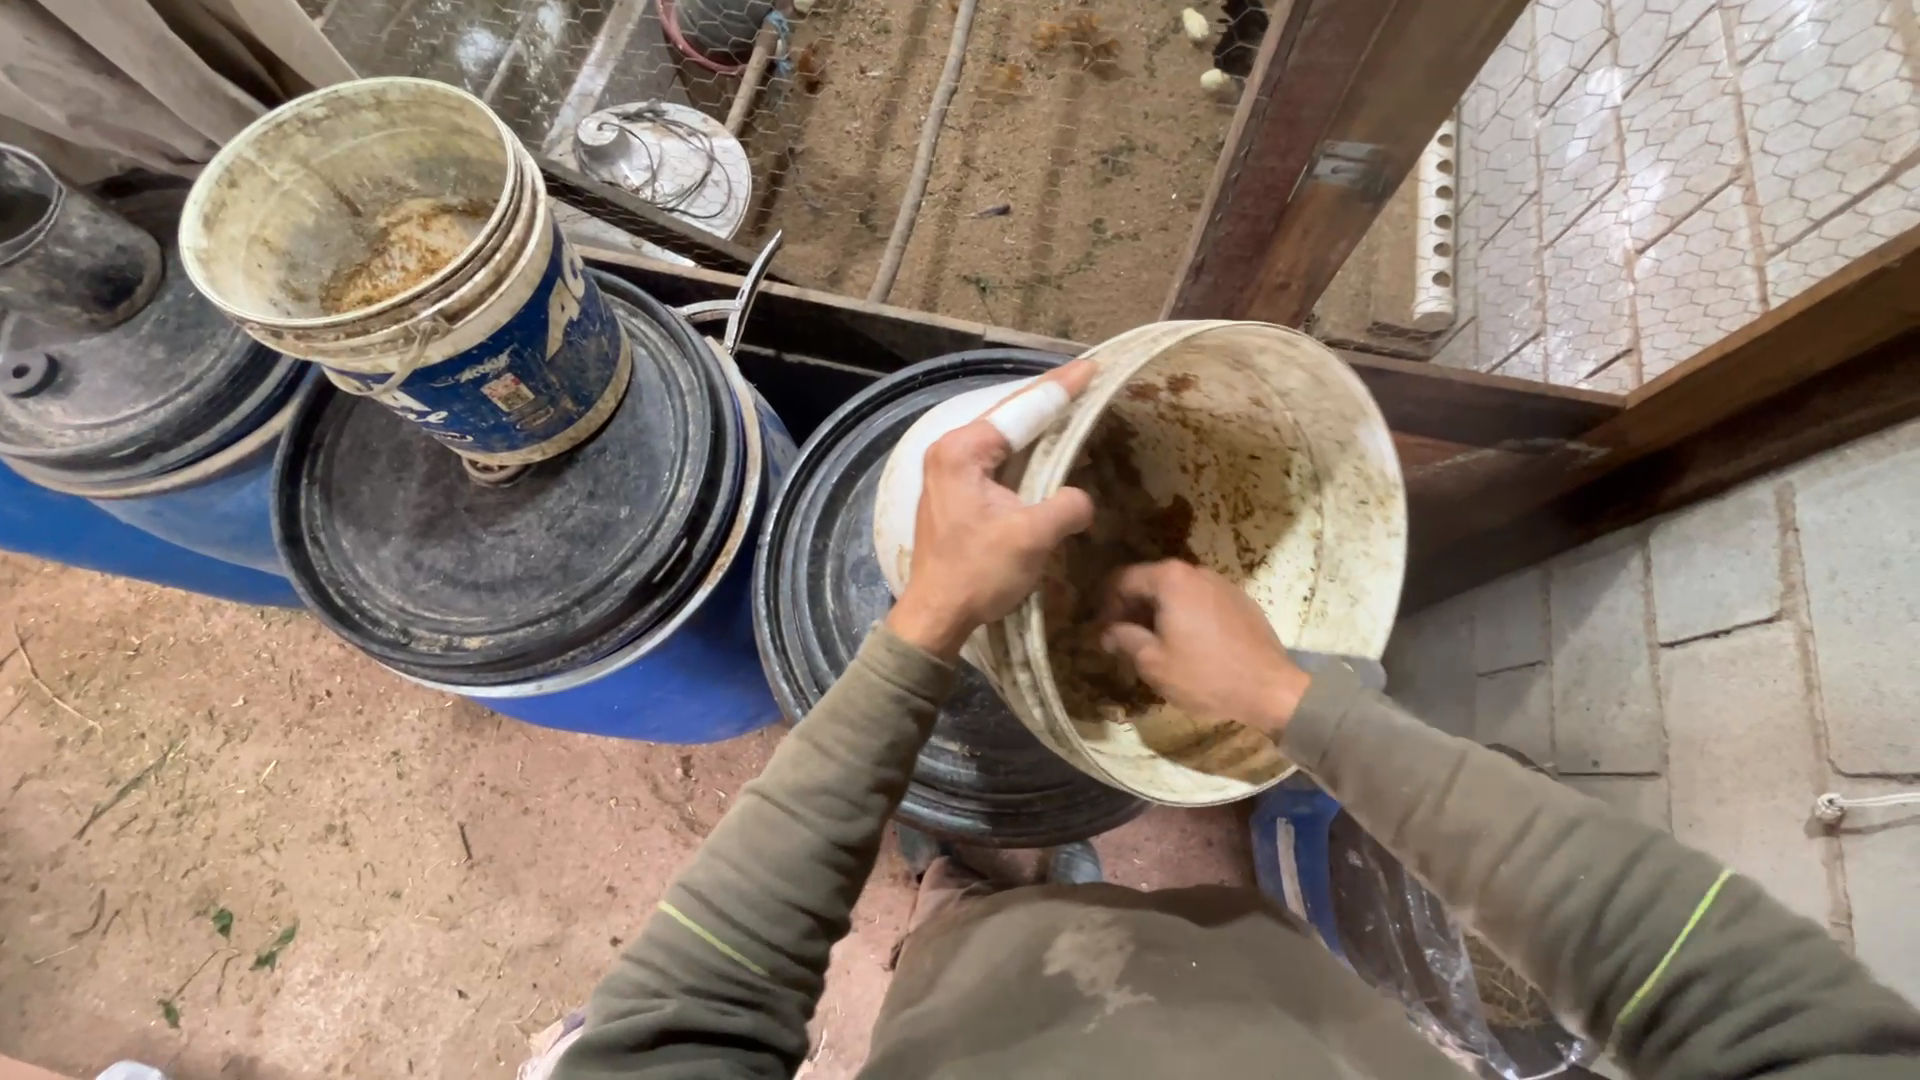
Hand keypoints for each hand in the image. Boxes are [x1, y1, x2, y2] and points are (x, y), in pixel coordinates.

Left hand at [886, 362, 1097, 658]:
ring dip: (1038, 428)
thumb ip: (1067, 506)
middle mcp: (949, 452)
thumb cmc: (977, 574)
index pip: (1020, 409)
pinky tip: (1048, 451)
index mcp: (962, 452)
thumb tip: (1080, 499)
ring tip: (1073, 406)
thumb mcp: (1032, 538)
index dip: (1061, 388)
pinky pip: (998, 461)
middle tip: (1088, 380)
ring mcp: (948, 471)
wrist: (936, 614)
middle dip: (1049, 400)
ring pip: (1004, 439)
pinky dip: (1025, 454)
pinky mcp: (956, 492)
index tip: (1091, 367)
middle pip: (1009, 417)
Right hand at [1097, 559, 1309, 737]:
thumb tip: (1107, 633)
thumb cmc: (1205, 675)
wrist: (1271, 689)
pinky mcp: (1241, 601)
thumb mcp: (1153, 662)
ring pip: (1177, 592)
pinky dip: (1185, 615)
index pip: (1122, 579)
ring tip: (1153, 643)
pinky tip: (1186, 643)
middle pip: (1150, 581)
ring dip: (1158, 612)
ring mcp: (1222, 584)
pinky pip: (1201, 601)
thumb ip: (1124, 639)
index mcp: (1170, 580)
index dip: (1105, 604)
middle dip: (1131, 608)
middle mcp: (1196, 572)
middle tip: (1123, 639)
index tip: (1101, 631)